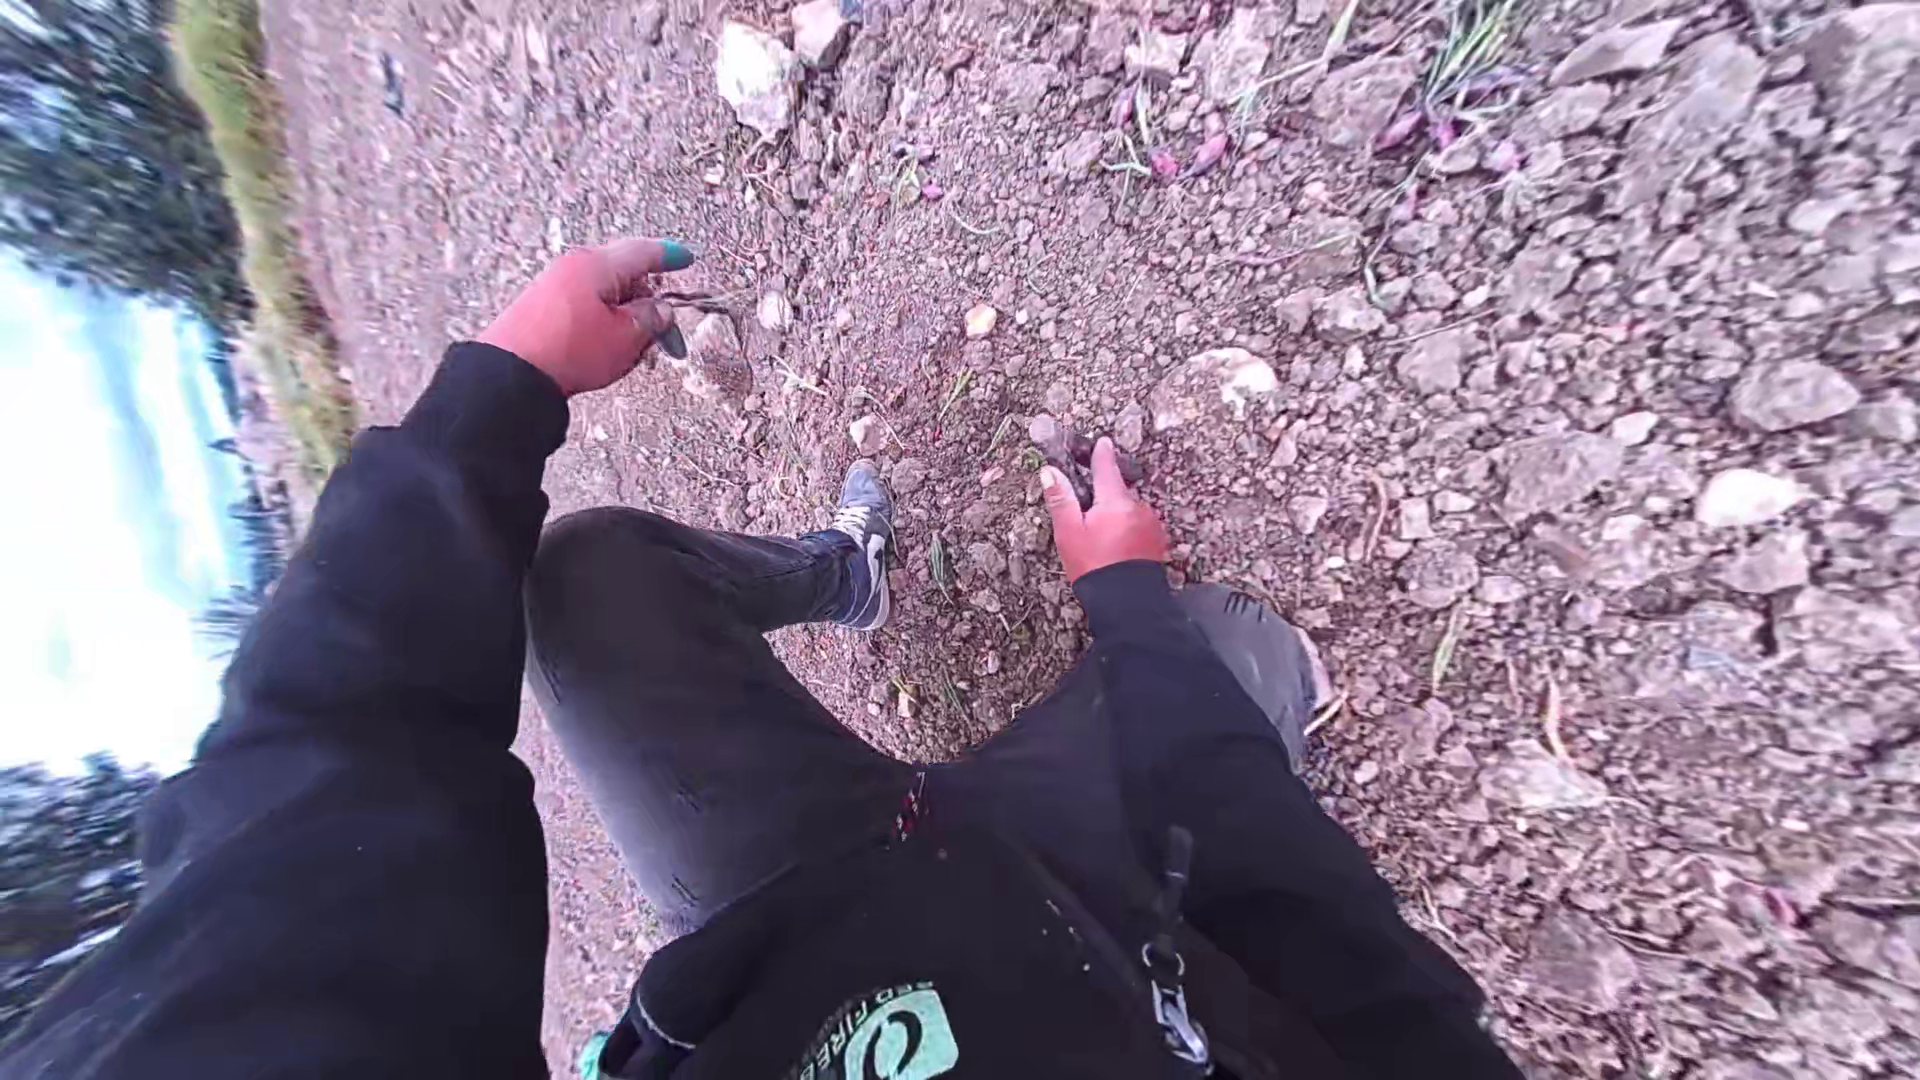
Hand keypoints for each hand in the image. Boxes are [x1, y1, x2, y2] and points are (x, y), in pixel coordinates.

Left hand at [478, 237, 694, 395]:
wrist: (514, 374)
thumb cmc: (571, 350)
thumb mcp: (627, 336)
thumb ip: (652, 318)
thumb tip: (662, 309)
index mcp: (597, 266)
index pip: (642, 253)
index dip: (669, 256)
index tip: (687, 257)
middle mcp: (574, 268)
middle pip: (626, 276)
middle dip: (651, 303)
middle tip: (668, 334)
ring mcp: (557, 286)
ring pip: (609, 295)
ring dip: (631, 318)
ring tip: (638, 350)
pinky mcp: (546, 307)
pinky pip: (590, 307)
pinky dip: (610, 323)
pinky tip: (614, 347)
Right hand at [1040, 437, 1169, 582]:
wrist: (1127, 603)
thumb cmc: (1094, 567)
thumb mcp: (1069, 533)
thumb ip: (1061, 500)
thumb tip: (1049, 472)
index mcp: (1116, 501)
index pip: (1106, 468)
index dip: (1101, 453)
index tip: (1102, 442)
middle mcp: (1138, 507)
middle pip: (1117, 492)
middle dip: (1103, 498)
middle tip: (1086, 517)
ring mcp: (1151, 524)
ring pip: (1128, 510)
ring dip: (1116, 517)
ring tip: (1100, 541)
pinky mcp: (1157, 541)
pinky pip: (1139, 526)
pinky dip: (1127, 531)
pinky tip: (1115, 548)